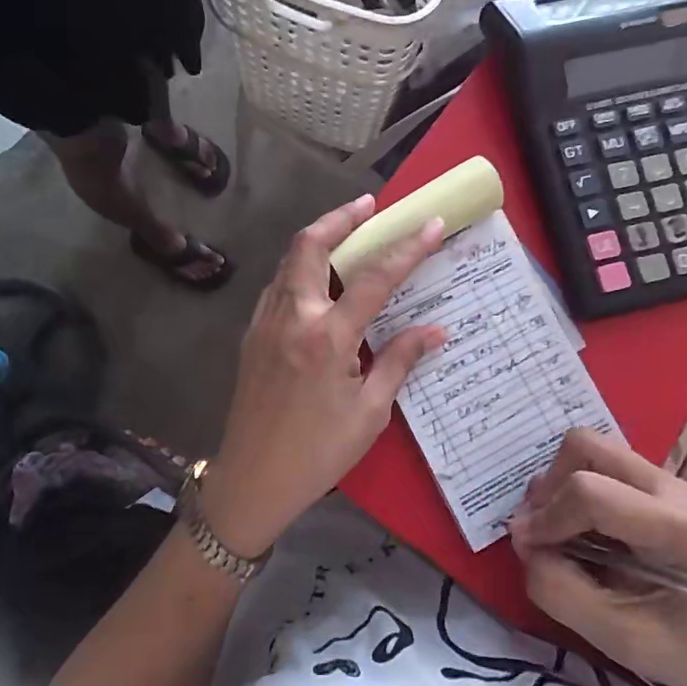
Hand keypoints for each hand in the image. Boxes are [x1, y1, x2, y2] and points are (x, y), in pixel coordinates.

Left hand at [201, 196, 446, 556]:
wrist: (252, 480)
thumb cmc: (318, 453)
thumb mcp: (370, 413)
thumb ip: (399, 362)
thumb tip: (434, 331)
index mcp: (328, 337)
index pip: (374, 278)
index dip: (406, 248)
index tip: (429, 224)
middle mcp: (292, 317)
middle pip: (310, 245)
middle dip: (340, 217)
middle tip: (369, 205)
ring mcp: (265, 324)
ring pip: (287, 262)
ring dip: (317, 239)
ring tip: (346, 232)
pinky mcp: (251, 336)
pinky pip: (276, 286)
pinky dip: (298, 268)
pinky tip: (316, 281)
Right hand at [510, 429, 686, 685]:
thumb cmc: (678, 650)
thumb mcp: (613, 637)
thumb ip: (558, 588)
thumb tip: (522, 539)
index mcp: (680, 530)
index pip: (592, 493)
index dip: (547, 518)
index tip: (528, 549)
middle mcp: (674, 489)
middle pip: (586, 447)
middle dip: (550, 486)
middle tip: (541, 531)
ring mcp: (665, 480)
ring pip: (587, 448)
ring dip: (558, 484)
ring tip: (556, 529)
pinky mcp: (653, 481)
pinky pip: (597, 463)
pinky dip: (571, 486)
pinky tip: (576, 527)